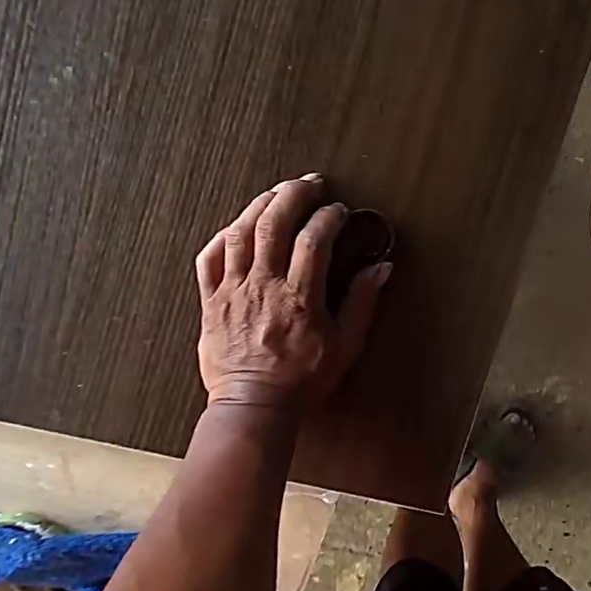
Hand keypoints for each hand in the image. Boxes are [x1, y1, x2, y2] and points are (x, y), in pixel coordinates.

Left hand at [194, 174, 390, 413]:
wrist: (252, 406)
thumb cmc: (300, 381)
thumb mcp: (345, 347)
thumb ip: (363, 303)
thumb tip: (381, 268)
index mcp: (299, 298)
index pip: (314, 240)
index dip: (328, 217)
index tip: (338, 211)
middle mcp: (264, 287)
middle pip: (274, 223)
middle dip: (293, 194)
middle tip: (309, 184)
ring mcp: (233, 291)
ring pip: (240, 233)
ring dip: (259, 205)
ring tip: (276, 193)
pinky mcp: (211, 300)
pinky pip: (208, 258)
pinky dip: (221, 236)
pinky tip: (237, 227)